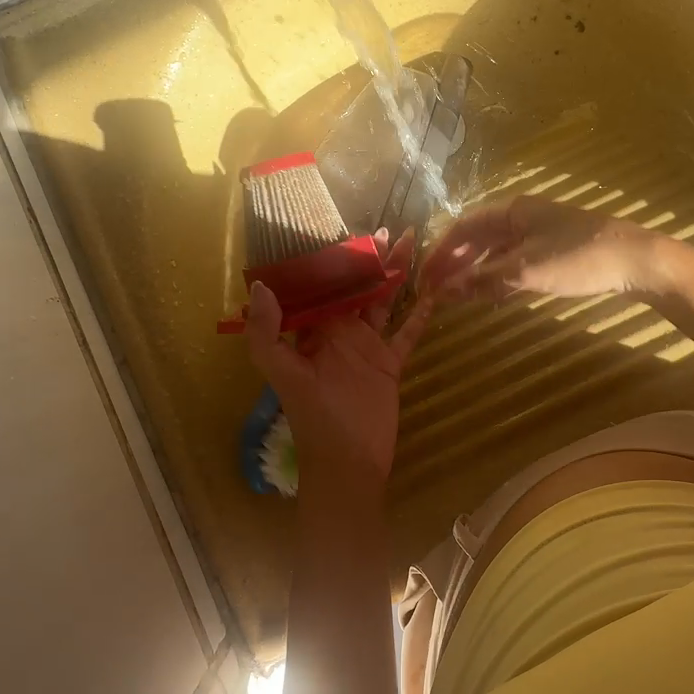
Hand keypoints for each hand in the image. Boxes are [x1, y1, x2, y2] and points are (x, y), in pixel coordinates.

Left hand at [240, 229, 430, 492]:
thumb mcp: (284, 375)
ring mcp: (367, 346)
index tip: (343, 232)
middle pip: (355, 288)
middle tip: (385, 230)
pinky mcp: (391, 363)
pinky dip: (420, 312)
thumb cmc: (315, 419)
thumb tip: (259, 286)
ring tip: (410, 244)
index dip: (330, 260)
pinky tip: (434, 290)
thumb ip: (266, 334)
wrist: (349, 464)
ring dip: (395, 275)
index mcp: (312, 332)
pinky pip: (407, 332)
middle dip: (368, 260)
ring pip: (383, 301)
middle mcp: (340, 332)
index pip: (320, 286)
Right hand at [420, 195, 661, 300]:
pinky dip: (499, 277)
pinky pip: (516, 261)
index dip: (441, 253)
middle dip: (455, 263)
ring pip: (497, 250)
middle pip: (478, 237)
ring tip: (457, 297)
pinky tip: (493, 296)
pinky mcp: (556, 251)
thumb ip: (484, 279)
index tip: (424, 279)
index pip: (463, 227)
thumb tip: (445, 290)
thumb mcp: (526, 271)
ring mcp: (541, 233)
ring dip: (475, 272)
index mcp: (512, 211)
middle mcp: (523, 216)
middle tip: (435, 291)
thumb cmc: (579, 258)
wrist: (636, 260)